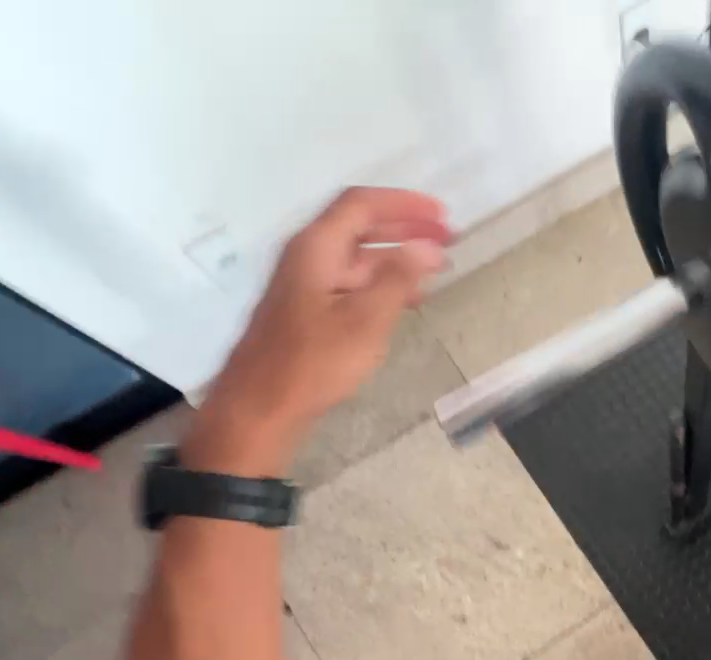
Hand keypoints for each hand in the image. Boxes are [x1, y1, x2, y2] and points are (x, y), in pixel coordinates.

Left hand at [188, 187, 451, 473]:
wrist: (262, 404)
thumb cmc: (314, 362)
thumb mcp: (365, 321)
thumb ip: (397, 280)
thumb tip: (427, 247)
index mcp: (317, 248)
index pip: (362, 205)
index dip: (404, 205)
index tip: (442, 215)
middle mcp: (308, 256)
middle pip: (359, 226)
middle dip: (405, 227)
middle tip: (447, 237)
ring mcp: (306, 283)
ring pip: (357, 256)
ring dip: (397, 257)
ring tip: (436, 268)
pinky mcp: (309, 309)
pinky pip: (351, 281)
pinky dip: (383, 282)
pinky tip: (406, 299)